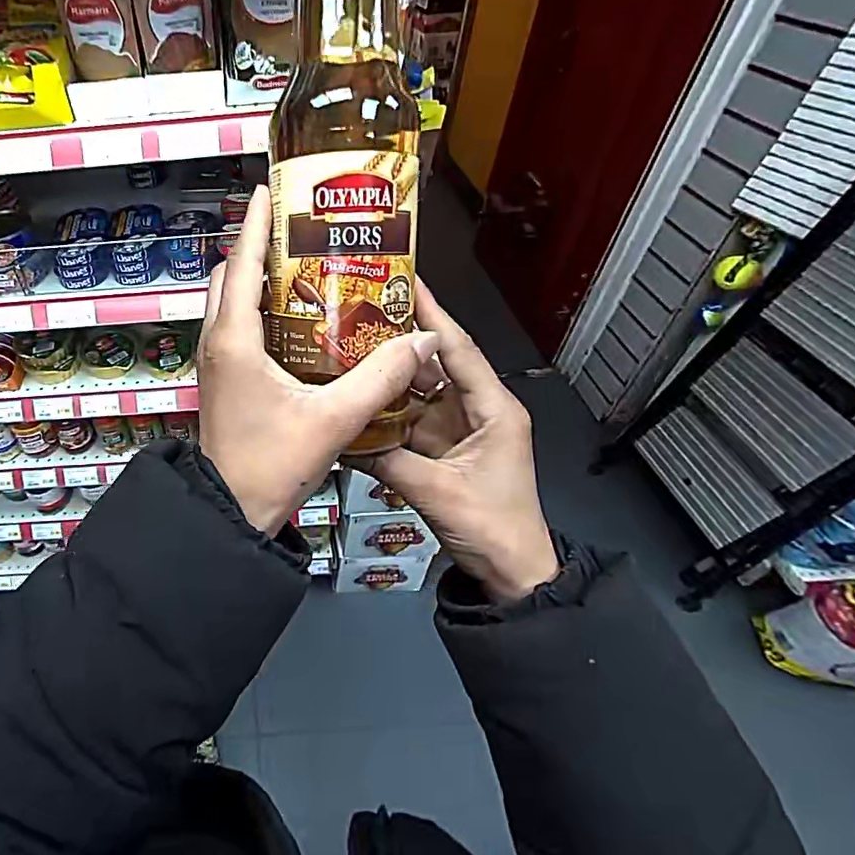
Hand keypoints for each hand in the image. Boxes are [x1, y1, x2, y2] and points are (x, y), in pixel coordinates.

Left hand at [199, 185, 440, 533]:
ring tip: (300, 266)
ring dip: (255, 277)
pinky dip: (256, 307)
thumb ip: (380, 378)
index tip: (268, 190)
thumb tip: (420, 340)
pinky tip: (295, 318)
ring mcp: (214, 361)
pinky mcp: (221, 378)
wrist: (229, 511)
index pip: (240, 263)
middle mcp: (216, 341)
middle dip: (257, 246)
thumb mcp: (332, 420)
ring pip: (228, 300)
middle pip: (229, 275)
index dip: (254, 222)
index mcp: (233, 339)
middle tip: (298, 231)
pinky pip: (234, 326)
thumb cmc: (268, 466)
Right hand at [362, 281, 560, 602]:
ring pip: (420, 391)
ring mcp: (459, 428)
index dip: (431, 314)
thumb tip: (342, 438)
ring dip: (391, 376)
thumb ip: (387, 462)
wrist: (513, 573)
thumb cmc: (494, 529)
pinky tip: (361, 399)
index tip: (406, 281)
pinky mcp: (445, 446)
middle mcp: (477, 409)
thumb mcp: (438, 492)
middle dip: (400, 340)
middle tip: (361, 314)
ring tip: (352, 351)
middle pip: (435, 364)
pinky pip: (411, 419)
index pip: (458, 349)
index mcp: (493, 408)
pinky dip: (388, 411)